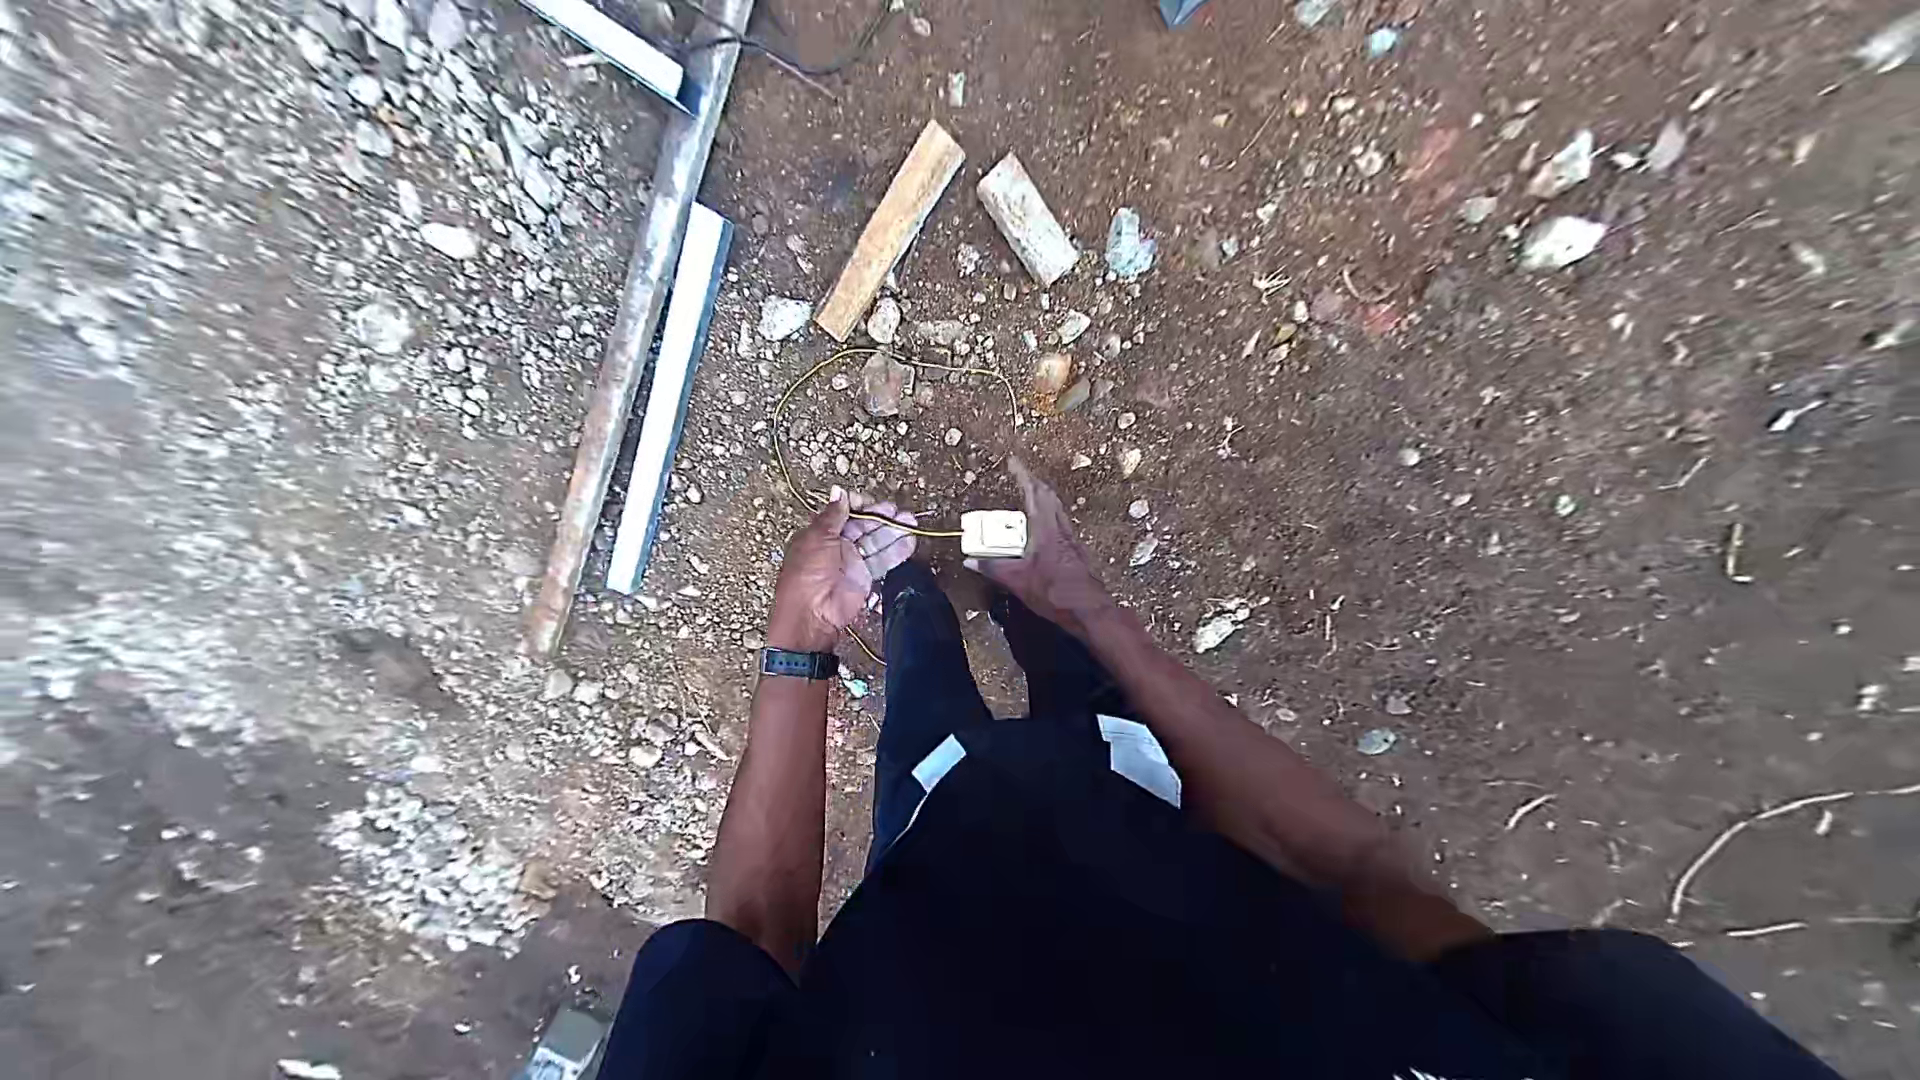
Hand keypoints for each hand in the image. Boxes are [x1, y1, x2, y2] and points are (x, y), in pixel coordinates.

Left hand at [768, 488, 916, 651]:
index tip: (871, 503)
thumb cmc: (806, 575)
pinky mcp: (865, 577)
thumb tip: (839, 492)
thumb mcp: (818, 538)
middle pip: (864, 526)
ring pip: (876, 542)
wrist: (812, 614)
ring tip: (910, 522)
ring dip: (893, 532)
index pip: (844, 513)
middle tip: (897, 511)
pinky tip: (910, 541)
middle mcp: (837, 545)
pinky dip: (896, 551)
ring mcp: (852, 561)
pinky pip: (882, 560)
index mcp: (821, 533)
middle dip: (881, 517)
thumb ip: (833, 515)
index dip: (859, 506)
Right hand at [965, 457, 1111, 637]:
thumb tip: (971, 562)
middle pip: (1049, 498)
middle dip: (1034, 484)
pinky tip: (1041, 532)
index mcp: (1046, 530)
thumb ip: (993, 568)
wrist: (1089, 611)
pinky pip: (1060, 526)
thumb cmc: (1055, 593)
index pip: (1034, 493)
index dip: (1023, 475)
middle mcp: (1061, 530)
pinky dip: (1048, 520)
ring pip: (1057, 511)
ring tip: (1028, 501)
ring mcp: (1072, 541)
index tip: (1014, 462)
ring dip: (1042, 501)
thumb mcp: (1017, 581)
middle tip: (1020, 479)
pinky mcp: (1076, 552)